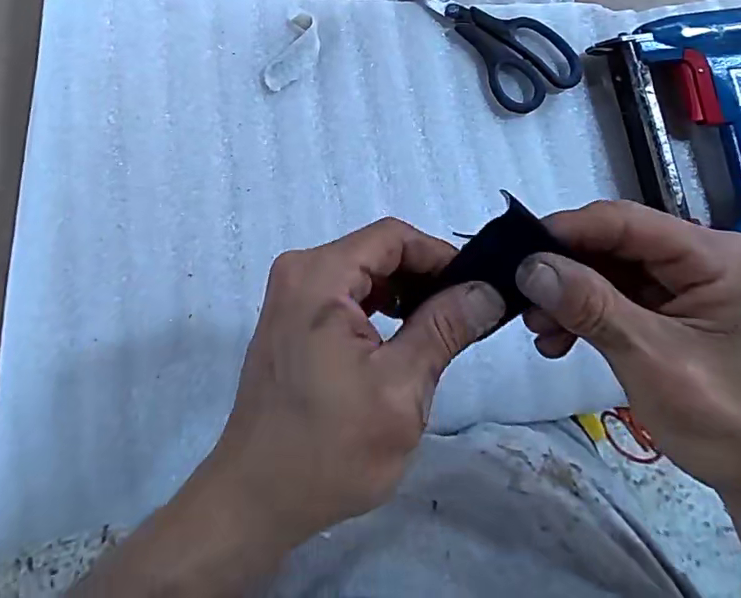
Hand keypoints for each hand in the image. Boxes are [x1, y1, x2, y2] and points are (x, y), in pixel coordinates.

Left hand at [74, 220, 505, 597]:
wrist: (253, 503)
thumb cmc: (328, 450)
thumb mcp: (401, 388)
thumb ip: (445, 328)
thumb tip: (488, 290)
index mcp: (320, 276)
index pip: (394, 237)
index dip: (440, 255)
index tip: (476, 286)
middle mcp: (300, 272)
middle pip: (379, 250)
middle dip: (426, 275)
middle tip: (467, 311)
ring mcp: (292, 295)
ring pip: (366, 272)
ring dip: (406, 292)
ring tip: (443, 326)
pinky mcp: (292, 319)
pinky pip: (347, 292)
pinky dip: (382, 306)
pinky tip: (405, 335)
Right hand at [517, 200, 740, 497]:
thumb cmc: (732, 425)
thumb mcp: (654, 362)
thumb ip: (592, 307)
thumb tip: (531, 266)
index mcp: (721, 255)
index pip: (630, 221)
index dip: (570, 229)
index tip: (519, 248)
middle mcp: (713, 256)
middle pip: (623, 245)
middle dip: (570, 272)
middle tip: (525, 302)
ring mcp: (703, 283)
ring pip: (622, 271)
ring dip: (578, 297)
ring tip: (541, 330)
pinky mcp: (691, 309)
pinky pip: (633, 297)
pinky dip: (598, 314)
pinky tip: (566, 338)